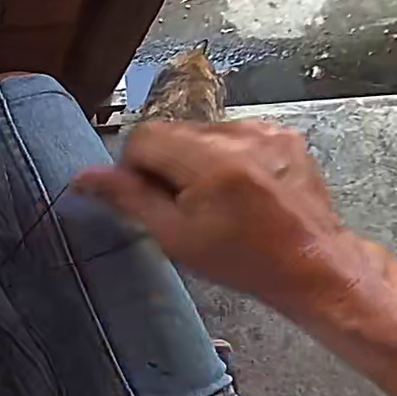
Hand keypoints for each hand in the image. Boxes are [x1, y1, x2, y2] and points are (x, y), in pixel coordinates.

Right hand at [72, 120, 386, 318]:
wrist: (313, 267)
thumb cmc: (243, 261)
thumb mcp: (175, 237)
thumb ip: (128, 198)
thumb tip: (83, 176)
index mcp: (210, 160)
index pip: (142, 136)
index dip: (136, 168)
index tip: (153, 198)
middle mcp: (239, 134)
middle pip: (170, 130)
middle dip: (166, 163)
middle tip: (183, 204)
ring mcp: (265, 129)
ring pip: (198, 131)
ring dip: (193, 158)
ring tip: (214, 198)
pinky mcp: (281, 132)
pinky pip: (230, 133)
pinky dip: (222, 155)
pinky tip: (237, 187)